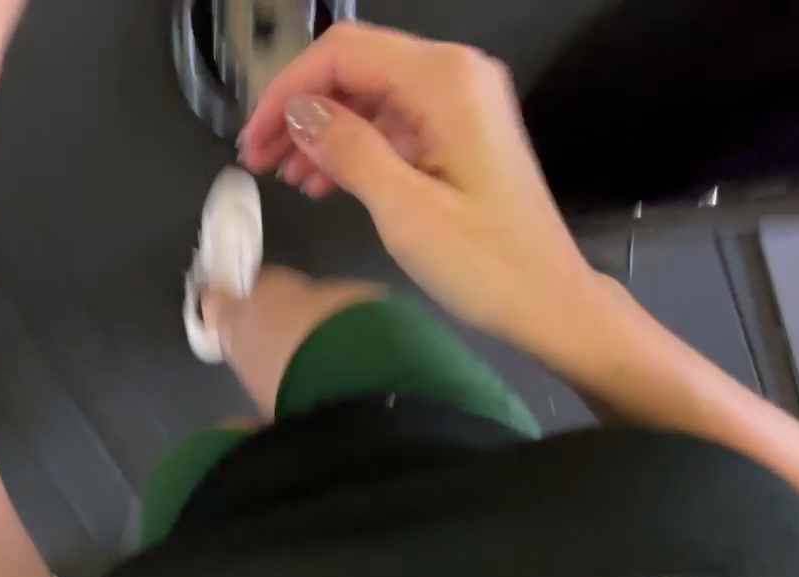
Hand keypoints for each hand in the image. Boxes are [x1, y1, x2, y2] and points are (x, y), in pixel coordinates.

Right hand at [238, 23, 595, 343]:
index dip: (287, 91)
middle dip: (299, 111)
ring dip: (321, 133)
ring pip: (369, 100)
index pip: (343, 55)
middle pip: (355, 70)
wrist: (544, 299)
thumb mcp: (405, 210)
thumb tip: (300, 114)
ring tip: (286, 175)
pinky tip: (324, 181)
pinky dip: (353, 149)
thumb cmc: (488, 265)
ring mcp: (459, 108)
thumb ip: (349, 151)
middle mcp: (455, 80)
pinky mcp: (458, 138)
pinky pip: (392, 128)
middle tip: (259, 157)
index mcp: (445, 83)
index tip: (254, 136)